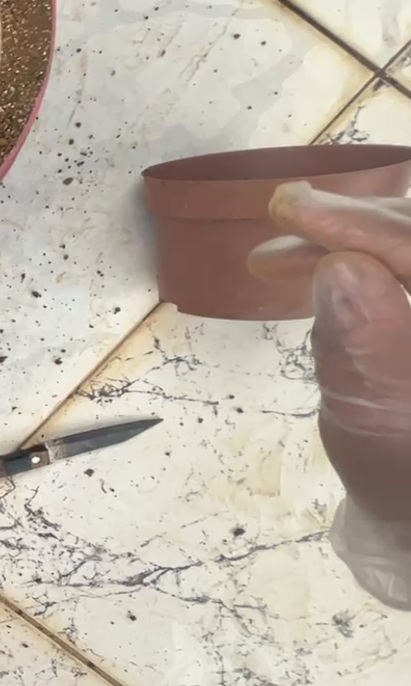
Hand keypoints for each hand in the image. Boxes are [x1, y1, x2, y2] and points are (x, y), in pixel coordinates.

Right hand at [248, 183, 410, 524]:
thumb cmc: (406, 478)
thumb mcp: (377, 426)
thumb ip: (365, 348)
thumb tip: (337, 268)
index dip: (371, 226)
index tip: (290, 207)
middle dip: (371, 220)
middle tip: (286, 218)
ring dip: (371, 233)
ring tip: (291, 251)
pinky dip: (383, 252)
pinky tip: (338, 264)